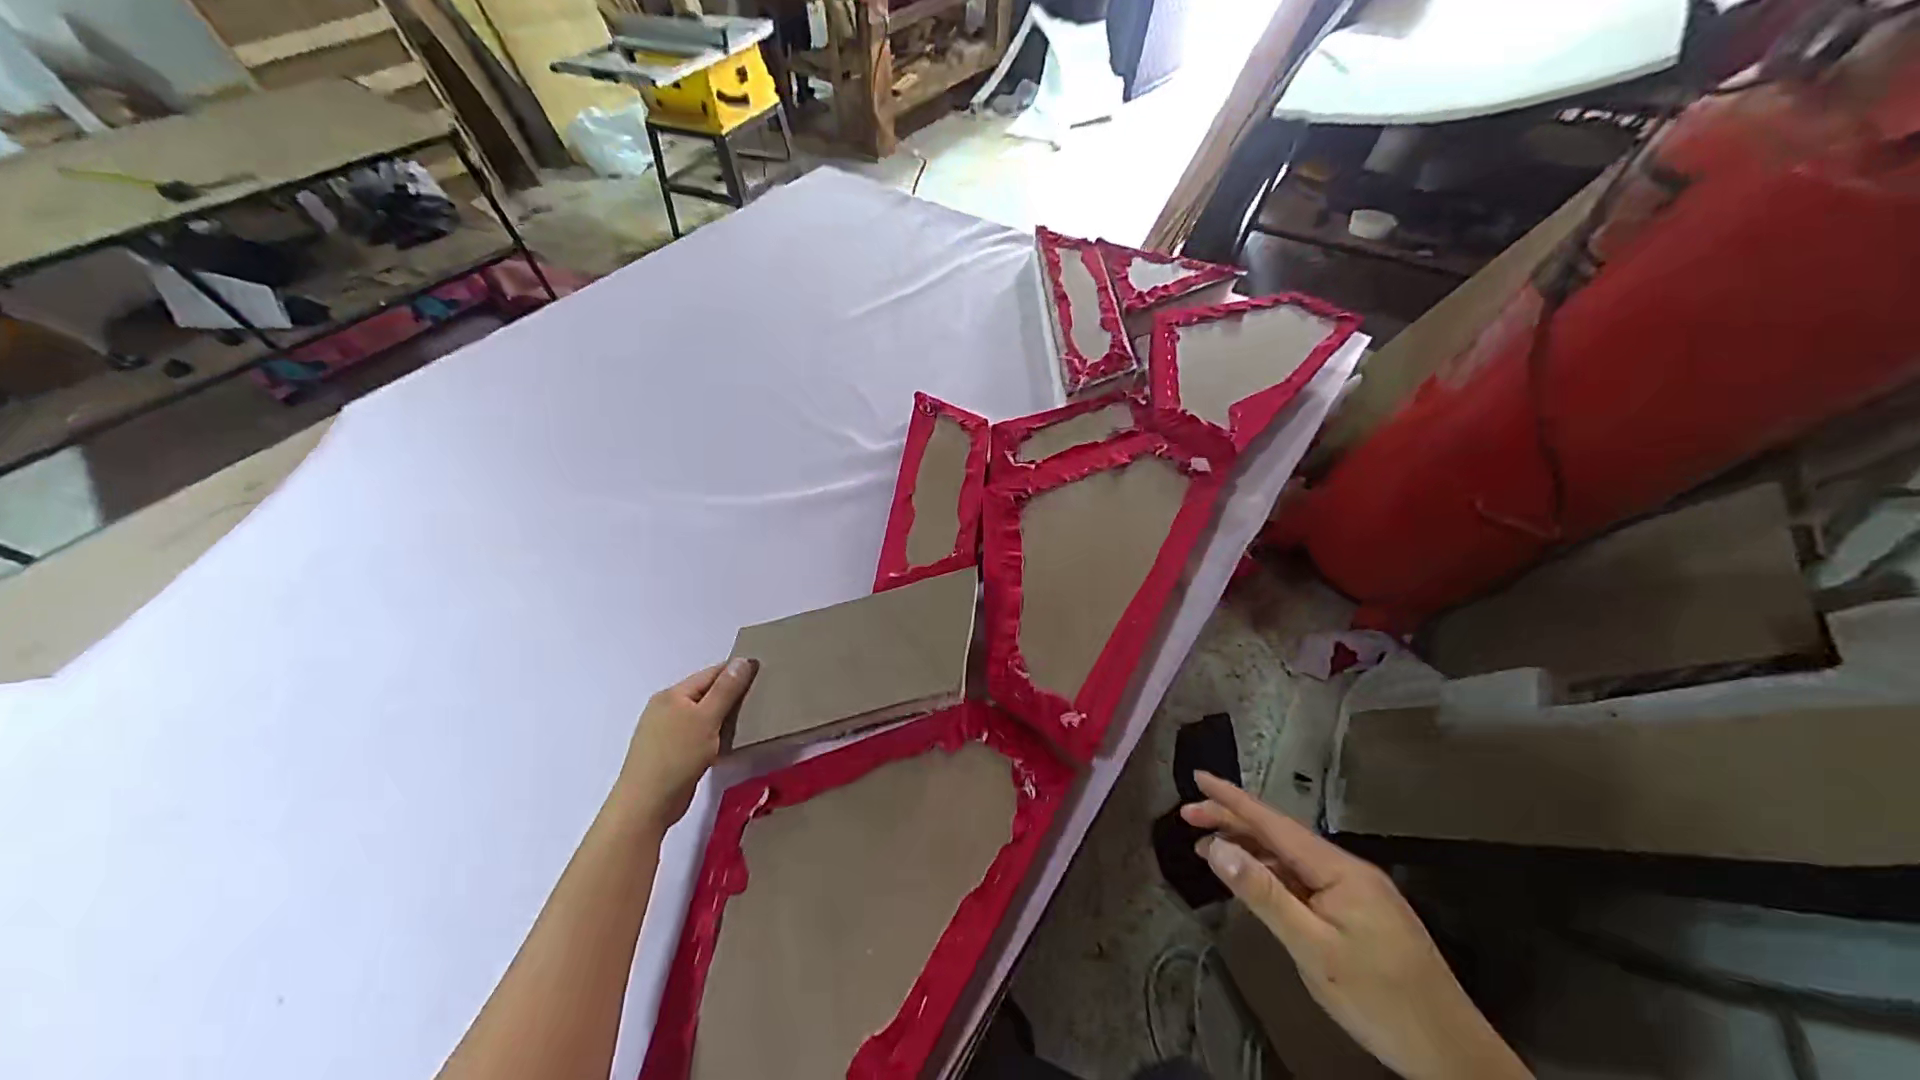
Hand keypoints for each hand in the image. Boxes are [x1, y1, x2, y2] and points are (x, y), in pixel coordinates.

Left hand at [614, 659, 757, 829]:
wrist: (646, 805)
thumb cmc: (677, 756)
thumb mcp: (706, 718)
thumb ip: (726, 689)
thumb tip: (743, 660)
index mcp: (672, 694)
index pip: (711, 673)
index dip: (736, 671)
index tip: (764, 674)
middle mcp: (667, 709)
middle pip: (706, 693)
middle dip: (732, 695)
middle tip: (763, 698)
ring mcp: (667, 732)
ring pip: (704, 716)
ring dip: (725, 717)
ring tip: (752, 719)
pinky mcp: (672, 754)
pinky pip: (700, 735)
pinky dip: (716, 736)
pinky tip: (731, 742)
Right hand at [1183, 772, 1530, 1079]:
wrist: (1453, 1055)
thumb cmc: (1380, 1000)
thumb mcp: (1312, 948)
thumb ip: (1264, 894)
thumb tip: (1217, 848)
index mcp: (1339, 870)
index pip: (1274, 823)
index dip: (1232, 799)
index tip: (1198, 777)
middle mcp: (1347, 870)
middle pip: (1281, 835)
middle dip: (1233, 821)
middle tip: (1188, 817)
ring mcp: (1356, 891)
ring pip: (1291, 858)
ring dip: (1249, 849)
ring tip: (1207, 848)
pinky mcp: (1359, 913)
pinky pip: (1304, 879)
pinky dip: (1271, 873)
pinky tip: (1253, 881)